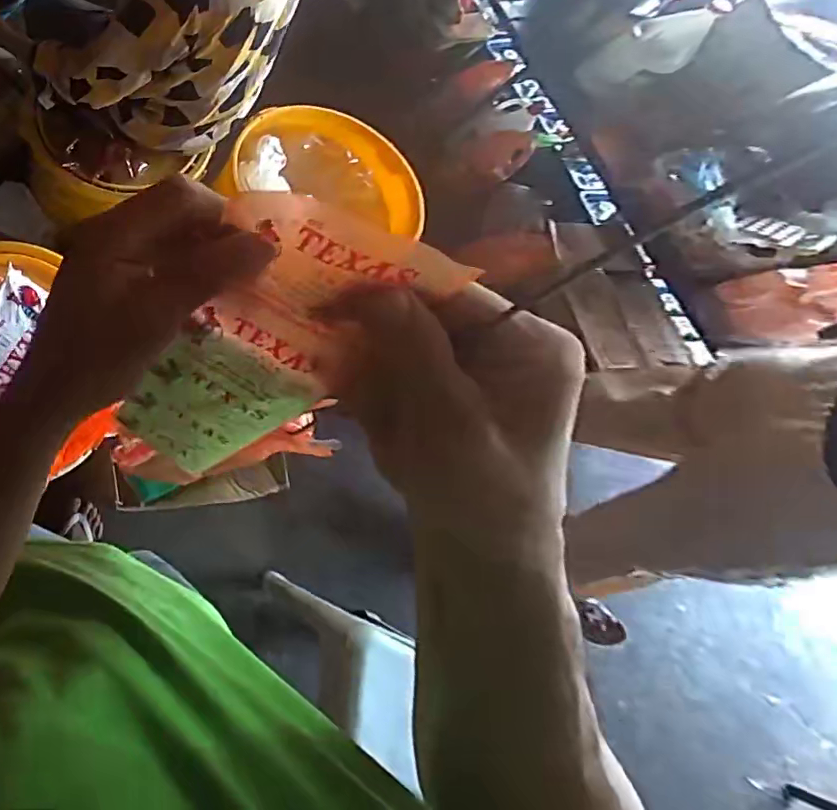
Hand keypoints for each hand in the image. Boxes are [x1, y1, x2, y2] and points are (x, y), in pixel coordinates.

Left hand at [8, 177, 274, 423]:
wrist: (51, 392)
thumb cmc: (100, 357)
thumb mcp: (159, 315)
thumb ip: (209, 274)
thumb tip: (266, 243)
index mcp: (114, 231)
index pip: (180, 195)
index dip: (223, 214)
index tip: (254, 249)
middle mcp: (109, 231)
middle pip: (175, 211)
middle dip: (216, 233)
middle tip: (249, 269)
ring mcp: (107, 253)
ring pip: (168, 235)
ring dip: (203, 253)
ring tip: (234, 285)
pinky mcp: (110, 276)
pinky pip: (156, 258)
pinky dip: (184, 270)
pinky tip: (204, 299)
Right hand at [326, 286, 584, 554]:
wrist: (475, 553)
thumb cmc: (480, 488)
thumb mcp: (449, 416)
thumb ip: (413, 346)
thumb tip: (370, 286)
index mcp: (525, 339)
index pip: (449, 290)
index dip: (389, 284)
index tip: (329, 286)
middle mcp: (493, 341)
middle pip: (416, 308)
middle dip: (365, 320)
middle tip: (311, 319)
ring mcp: (456, 363)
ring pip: (390, 333)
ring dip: (352, 349)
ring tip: (317, 359)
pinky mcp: (426, 384)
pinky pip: (381, 361)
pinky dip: (354, 372)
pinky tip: (334, 387)